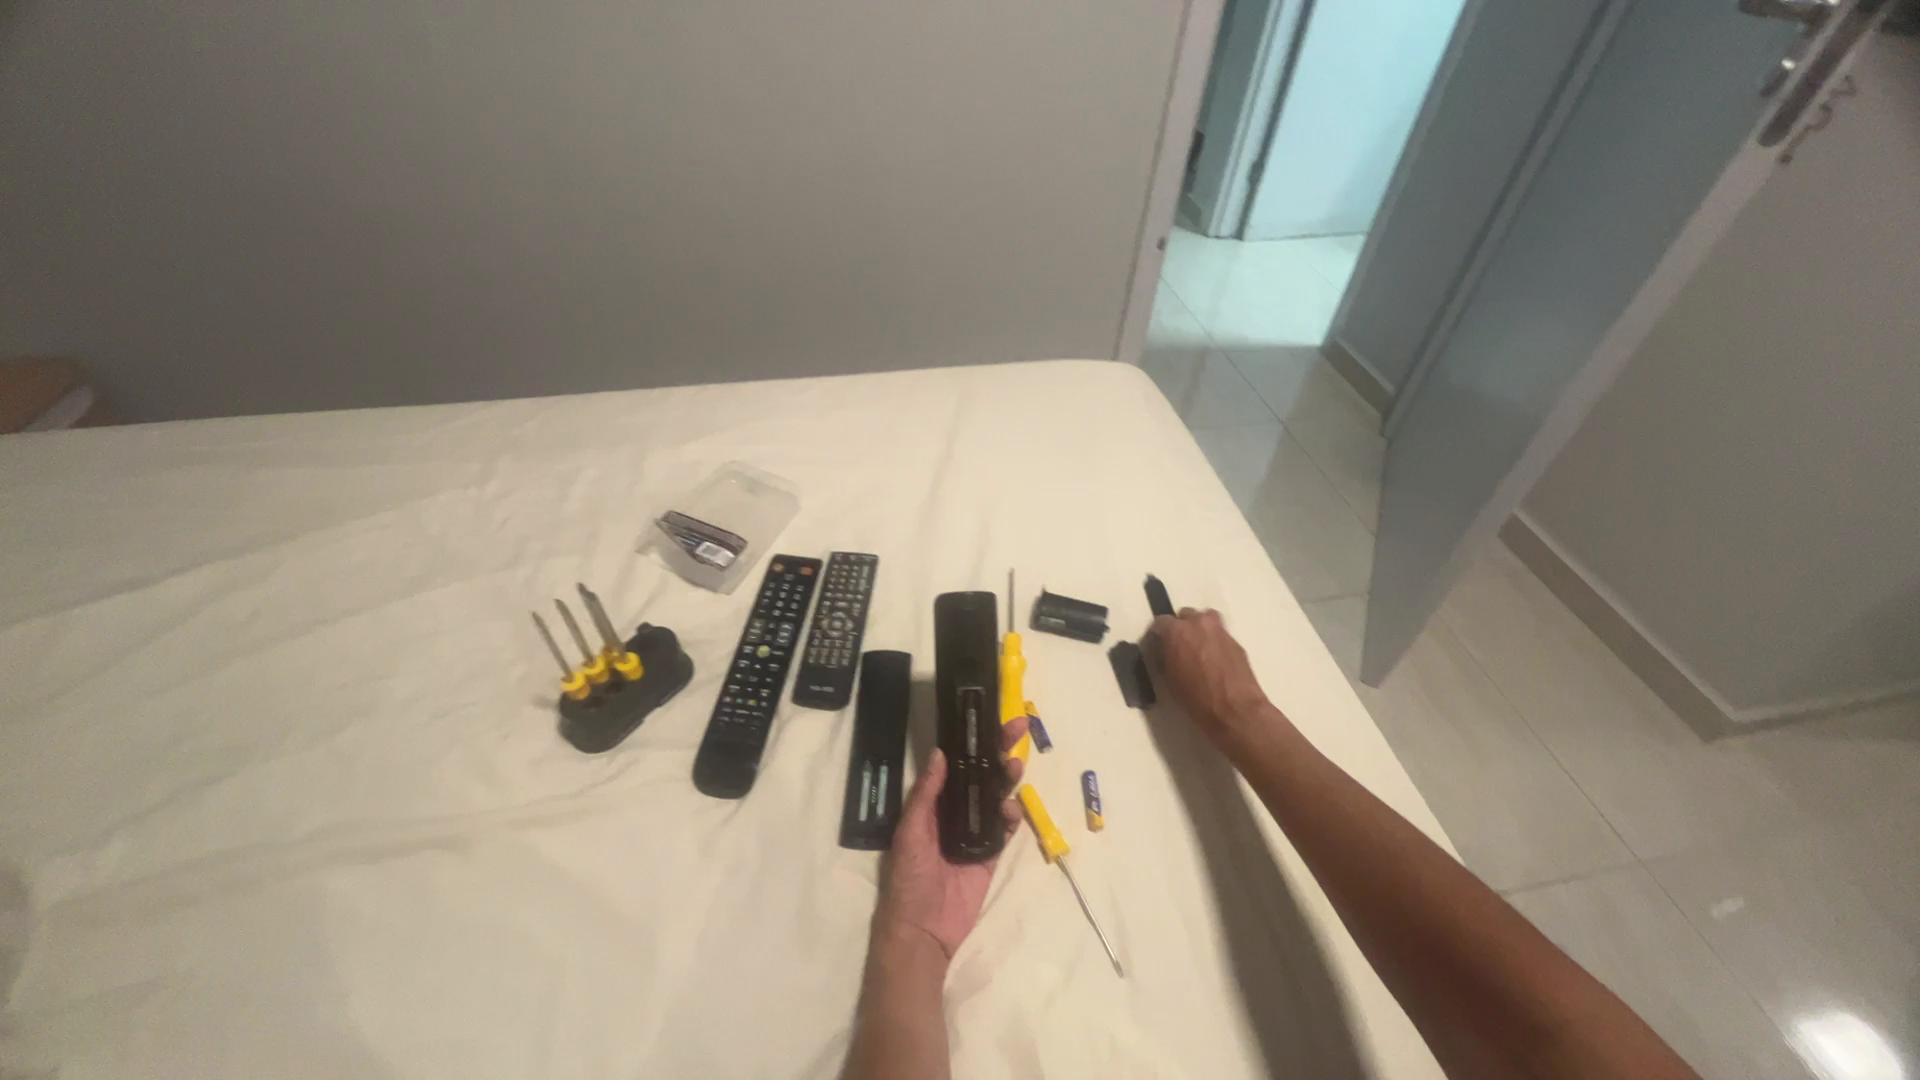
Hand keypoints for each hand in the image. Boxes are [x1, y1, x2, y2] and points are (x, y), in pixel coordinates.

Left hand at [873, 714, 1028, 961]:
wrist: (922, 932)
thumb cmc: (908, 878)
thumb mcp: (910, 831)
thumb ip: (926, 794)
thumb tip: (940, 753)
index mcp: (933, 804)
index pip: (956, 765)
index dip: (973, 743)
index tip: (988, 720)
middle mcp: (955, 813)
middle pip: (981, 776)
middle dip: (998, 752)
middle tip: (1017, 729)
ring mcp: (974, 834)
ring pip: (996, 798)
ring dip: (1006, 780)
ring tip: (1015, 766)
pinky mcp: (989, 856)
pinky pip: (1004, 830)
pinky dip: (1011, 817)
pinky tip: (1011, 809)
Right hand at [1150, 608, 1275, 747]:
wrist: (1235, 709)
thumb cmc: (1196, 698)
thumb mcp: (1169, 679)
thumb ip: (1164, 657)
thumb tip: (1164, 651)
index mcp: (1176, 631)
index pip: (1160, 622)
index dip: (1158, 635)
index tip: (1158, 646)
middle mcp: (1198, 623)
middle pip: (1184, 616)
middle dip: (1180, 628)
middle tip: (1179, 647)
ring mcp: (1219, 629)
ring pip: (1205, 620)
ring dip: (1199, 629)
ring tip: (1198, 648)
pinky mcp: (1235, 640)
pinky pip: (1219, 633)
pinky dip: (1214, 640)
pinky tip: (1214, 658)